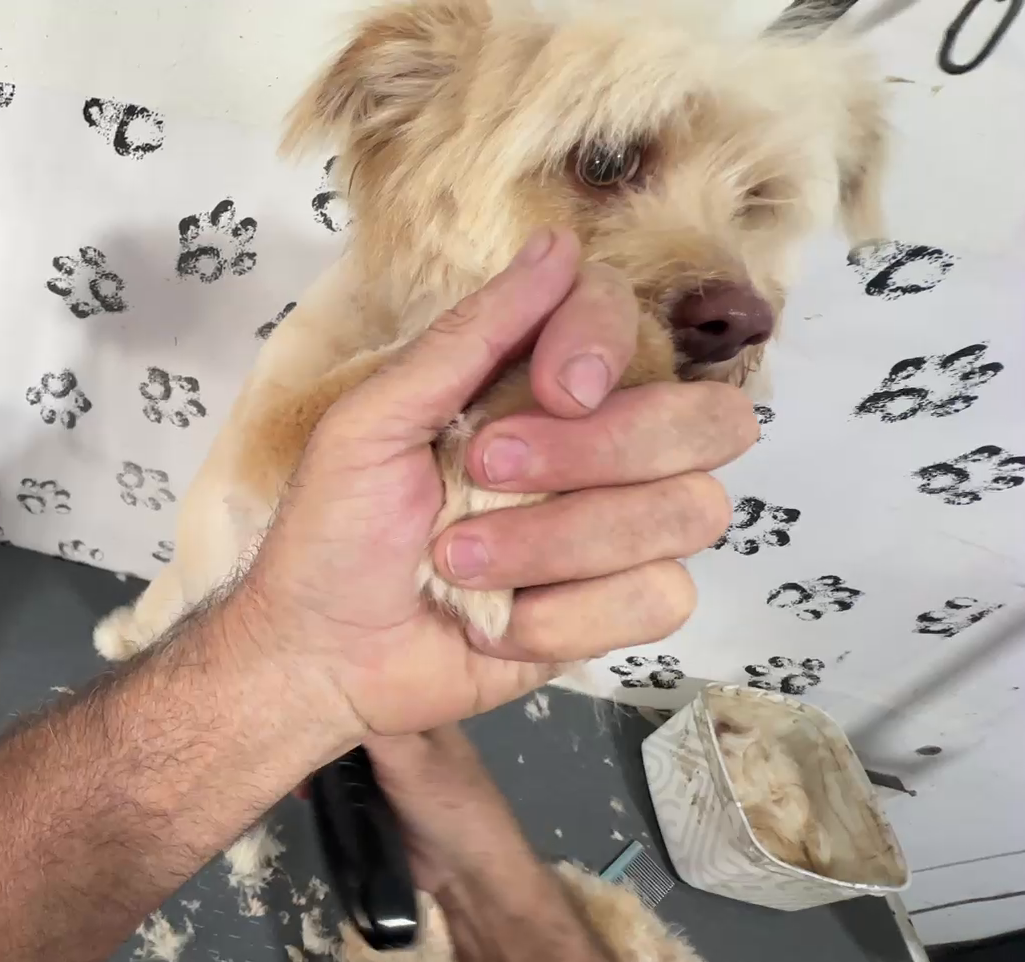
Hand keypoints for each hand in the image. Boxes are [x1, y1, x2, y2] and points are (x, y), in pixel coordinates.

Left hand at [235, 227, 756, 738]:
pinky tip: (494, 621)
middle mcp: (585, 454)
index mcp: (524, 396)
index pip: (633, 328)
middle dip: (593, 452)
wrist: (320, 651)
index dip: (609, 344)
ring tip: (451, 562)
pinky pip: (657, 599)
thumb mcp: (368, 426)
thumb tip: (556, 247)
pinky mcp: (605, 612)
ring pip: (685, 513)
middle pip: (704, 420)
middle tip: (482, 475)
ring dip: (553, 543)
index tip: (557, 387)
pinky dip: (563, 616)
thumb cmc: (331, 533)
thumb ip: (460, 342)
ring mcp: (603, 535)